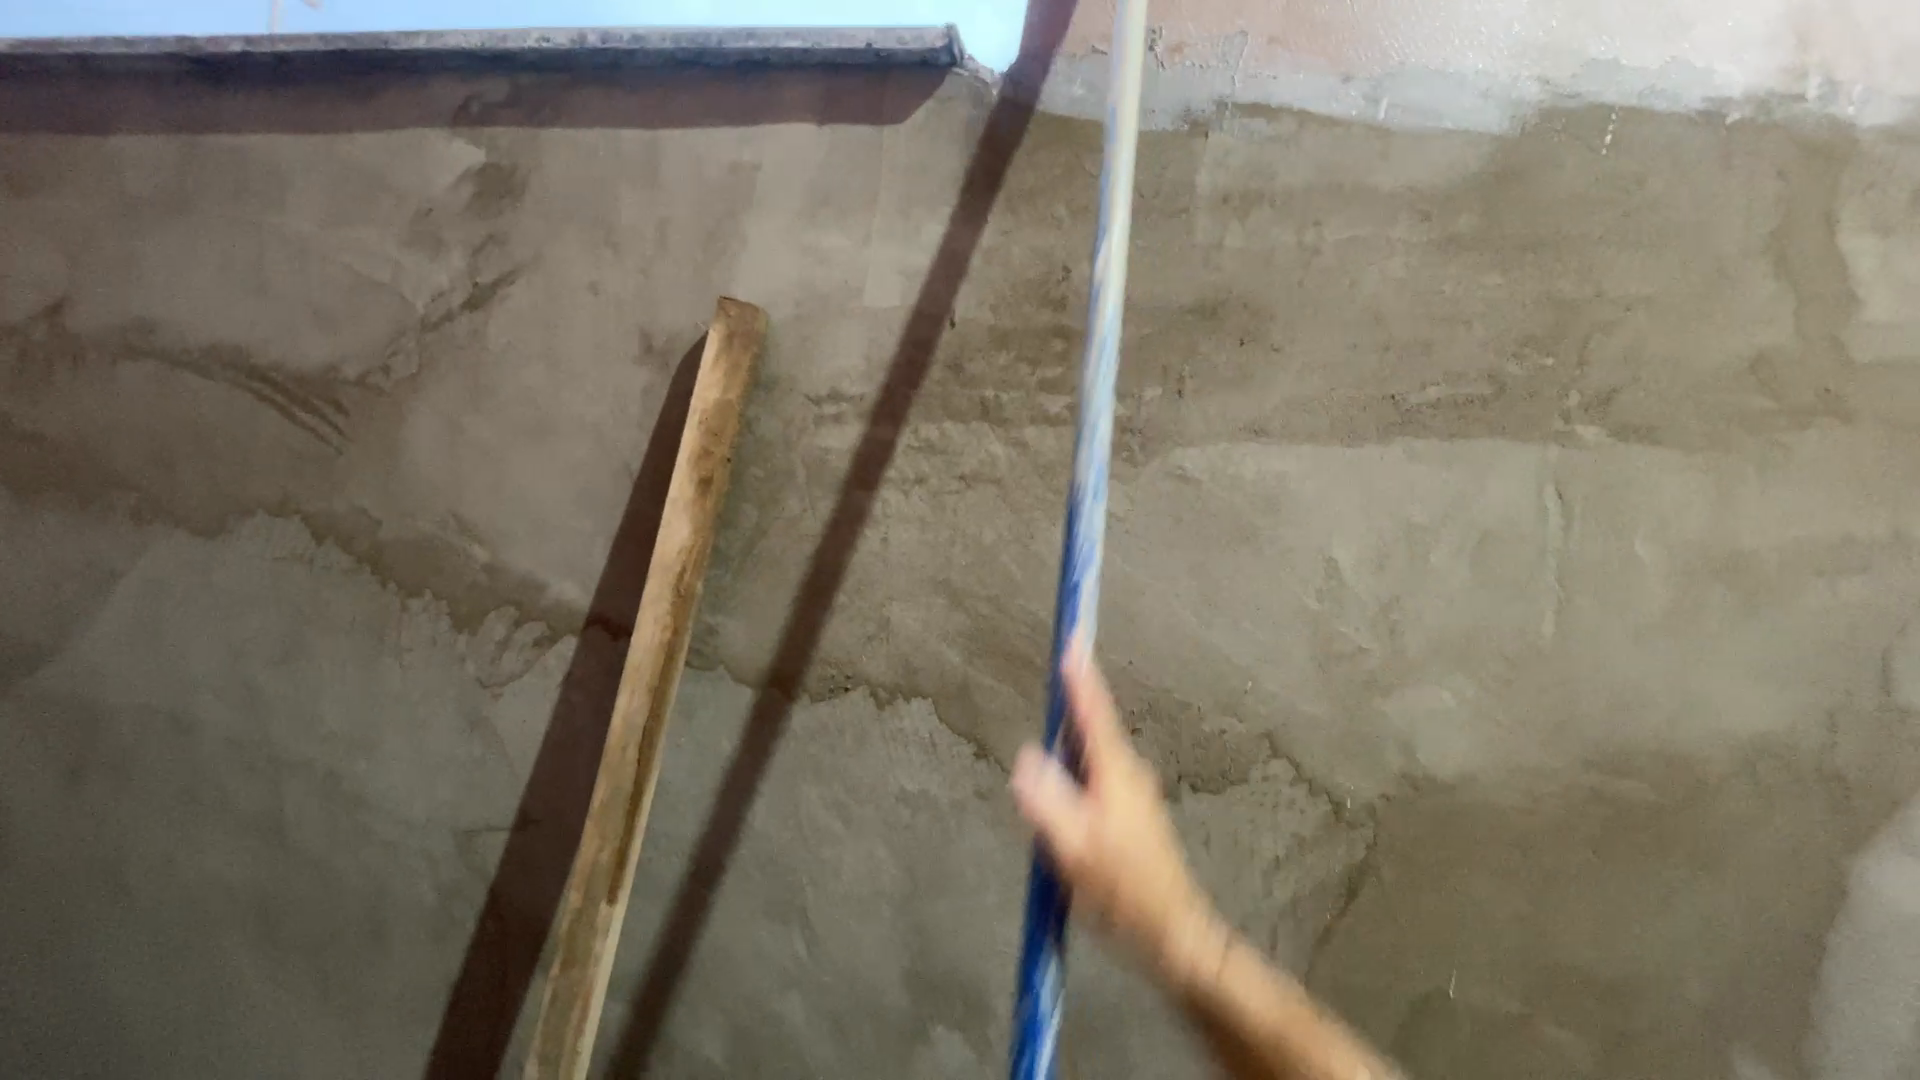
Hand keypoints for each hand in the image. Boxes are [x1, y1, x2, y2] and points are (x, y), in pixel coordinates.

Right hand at [1010, 639, 1228, 984]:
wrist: (1175, 934)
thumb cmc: (1123, 891)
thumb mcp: (1075, 848)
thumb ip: (1047, 800)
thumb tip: (1025, 755)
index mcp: (1115, 772)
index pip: (1094, 711)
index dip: (1081, 675)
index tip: (1073, 637)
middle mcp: (1128, 774)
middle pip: (1092, 731)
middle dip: (1067, 714)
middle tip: (1047, 702)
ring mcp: (1134, 795)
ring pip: (1092, 760)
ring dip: (1068, 754)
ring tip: (1044, 769)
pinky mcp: (1133, 815)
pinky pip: (1096, 780)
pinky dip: (1075, 778)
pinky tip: (1061, 810)